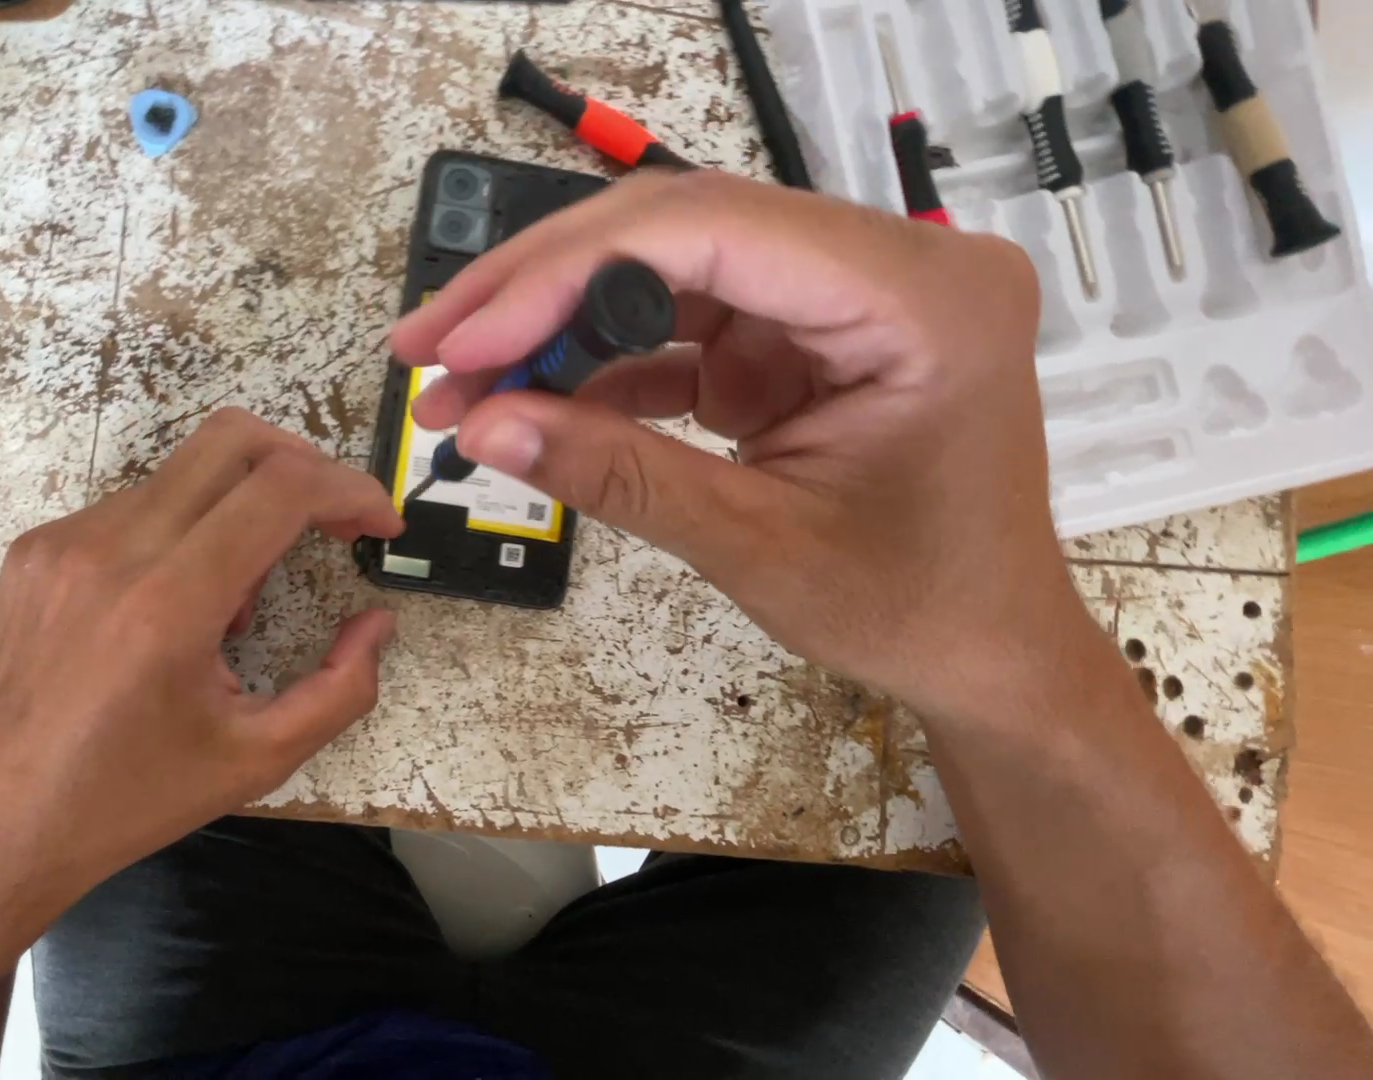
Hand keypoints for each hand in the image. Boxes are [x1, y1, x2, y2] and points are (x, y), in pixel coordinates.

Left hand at [0, 408, 403, 955]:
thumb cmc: (131, 799)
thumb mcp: (259, 759)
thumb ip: (342, 689)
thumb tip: (376, 621)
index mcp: (169, 603)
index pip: (281, 489)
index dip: (351, 490)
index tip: (381, 524)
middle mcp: (111, 548)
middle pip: (234, 438)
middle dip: (306, 464)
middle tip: (333, 523)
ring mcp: (65, 539)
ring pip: (187, 472)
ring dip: (244, 509)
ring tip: (240, 599)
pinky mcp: (37, 548)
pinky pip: (138, 504)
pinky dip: (188, 530)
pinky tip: (178, 604)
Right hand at [392, 169, 1081, 722]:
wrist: (980, 650)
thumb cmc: (906, 608)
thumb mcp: (752, 545)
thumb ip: (616, 475)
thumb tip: (480, 430)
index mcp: (912, 296)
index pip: (704, 233)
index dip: (561, 278)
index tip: (462, 344)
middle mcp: (875, 266)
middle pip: (669, 233)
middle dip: (533, 292)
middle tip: (428, 346)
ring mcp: (825, 300)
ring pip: (655, 277)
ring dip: (550, 333)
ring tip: (459, 389)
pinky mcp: (786, 341)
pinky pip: (671, 332)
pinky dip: (593, 371)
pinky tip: (529, 409)